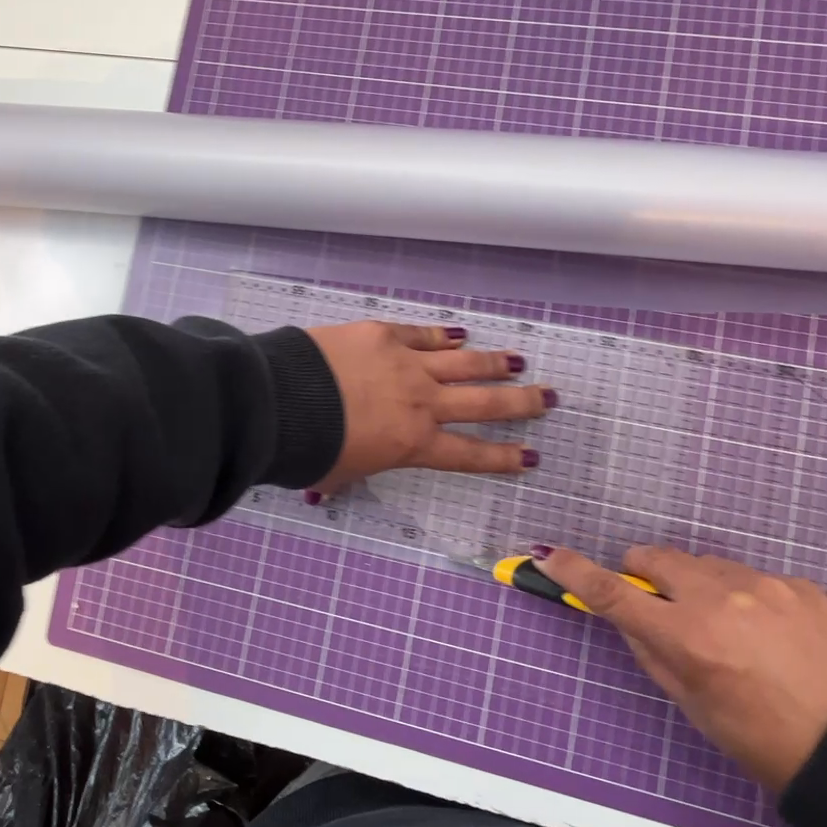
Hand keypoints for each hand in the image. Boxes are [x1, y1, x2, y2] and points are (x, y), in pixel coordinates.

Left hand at [305, 321, 553, 495]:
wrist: (280, 402)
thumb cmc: (305, 450)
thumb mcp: (332, 477)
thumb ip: (344, 478)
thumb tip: (329, 492)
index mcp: (412, 445)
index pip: (469, 455)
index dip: (502, 457)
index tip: (530, 457)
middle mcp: (421, 404)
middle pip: (482, 403)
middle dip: (519, 403)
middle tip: (546, 398)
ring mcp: (406, 364)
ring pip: (462, 363)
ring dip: (493, 363)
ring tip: (519, 362)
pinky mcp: (384, 334)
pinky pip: (422, 334)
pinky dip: (442, 336)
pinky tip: (459, 334)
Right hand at [536, 546, 826, 792]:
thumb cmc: (770, 743)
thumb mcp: (698, 709)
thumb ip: (654, 654)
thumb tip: (631, 618)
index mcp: (690, 639)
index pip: (613, 595)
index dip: (575, 573)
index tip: (549, 556)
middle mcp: (721, 598)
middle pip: (655, 557)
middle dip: (646, 575)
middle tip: (660, 606)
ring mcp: (763, 584)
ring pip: (703, 564)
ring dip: (697, 585)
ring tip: (728, 629)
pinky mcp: (798, 582)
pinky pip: (750, 576)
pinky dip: (744, 595)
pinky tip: (770, 633)